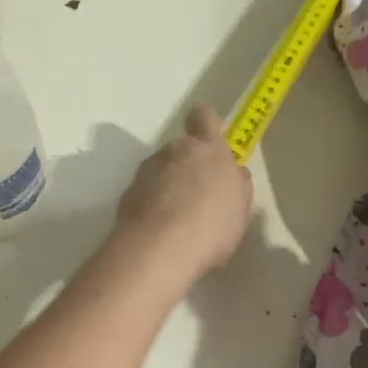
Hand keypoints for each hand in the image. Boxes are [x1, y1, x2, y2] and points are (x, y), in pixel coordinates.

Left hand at [111, 105, 254, 284]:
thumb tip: (235, 173)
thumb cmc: (211, 226)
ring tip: (178, 219)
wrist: (159, 249)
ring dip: (169, 186)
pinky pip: (146, 192)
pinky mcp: (128, 192)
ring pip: (162, 171)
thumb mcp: (240, 209)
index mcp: (209, 149)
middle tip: (198, 197)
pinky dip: (153, 204)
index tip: (205, 130)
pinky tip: (160, 229)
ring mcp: (148, 170)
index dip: (205, 120)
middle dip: (188, 167)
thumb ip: (238, 185)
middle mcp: (175, 151)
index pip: (204, 117)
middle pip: (182, 150)